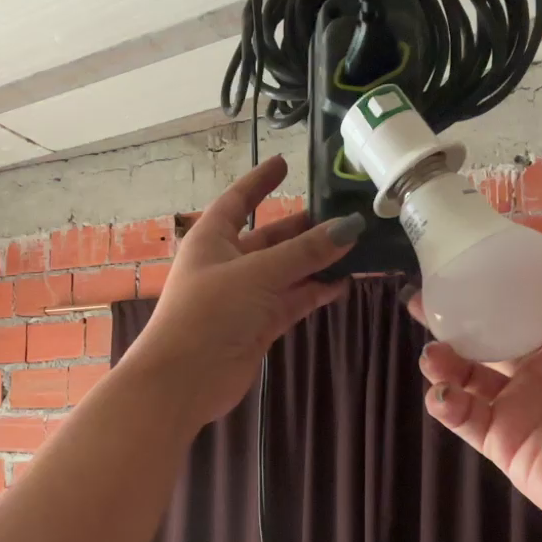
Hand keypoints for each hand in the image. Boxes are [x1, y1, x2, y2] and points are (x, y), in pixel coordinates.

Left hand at [121, 155, 363, 428]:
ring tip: (356, 247)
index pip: (238, 201)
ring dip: (317, 261)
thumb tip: (351, 227)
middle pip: (270, 238)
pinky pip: (292, 300)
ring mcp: (244, 297)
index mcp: (212, 239)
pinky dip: (315, 292)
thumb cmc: (209, 312)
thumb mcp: (258, 273)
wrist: (185, 379)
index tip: (284, 163)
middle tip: (345, 213)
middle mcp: (228, 264)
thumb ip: (306, 251)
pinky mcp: (259, 325)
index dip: (260, 182)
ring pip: (287, 271)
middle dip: (303, 227)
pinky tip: (343, 283)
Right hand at [410, 182, 541, 541]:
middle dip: (452, 314)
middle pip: (487, 328)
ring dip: (445, 359)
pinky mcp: (503, 443)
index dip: (492, 270)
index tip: (458, 249)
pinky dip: (446, 402)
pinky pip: (463, 416)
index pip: (526, 290)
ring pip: (468, 371)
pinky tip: (445, 394)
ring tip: (435, 355)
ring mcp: (520, 404)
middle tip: (419, 299)